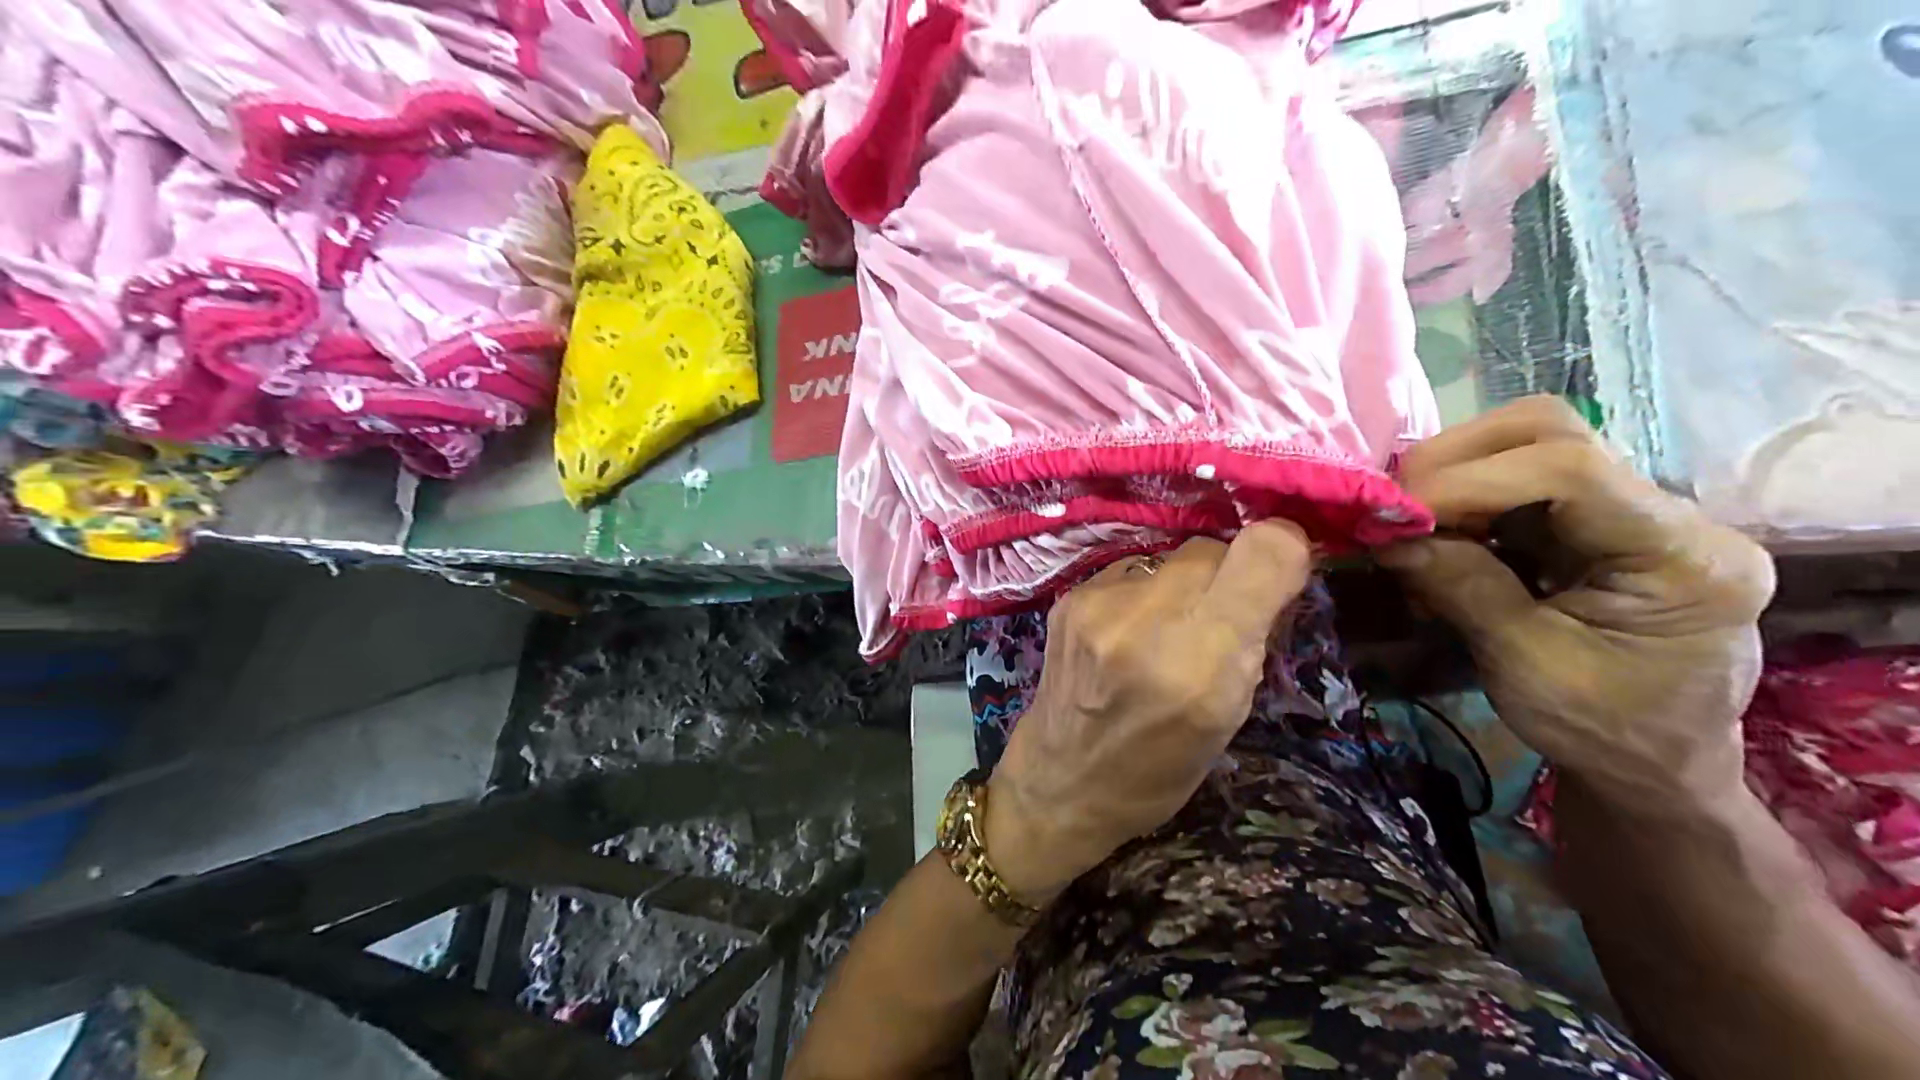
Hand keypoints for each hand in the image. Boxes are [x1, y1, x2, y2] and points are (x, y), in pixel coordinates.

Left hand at [984, 522, 1312, 903]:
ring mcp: (1098, 604)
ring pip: (1170, 556)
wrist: (1061, 780)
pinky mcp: (1069, 597)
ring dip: (1182, 584)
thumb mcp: (1228, 718)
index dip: (1284, 551)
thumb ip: (1253, 639)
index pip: (1264, 554)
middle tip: (1217, 619)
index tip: (1282, 573)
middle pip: (1213, 549)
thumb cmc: (1157, 768)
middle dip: (1228, 576)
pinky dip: (1143, 592)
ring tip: (1167, 630)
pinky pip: (1132, 570)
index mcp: (1201, 665)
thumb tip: (1276, 572)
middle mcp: (1145, 621)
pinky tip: (1129, 630)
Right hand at [1378, 397, 1775, 810]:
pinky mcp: (1591, 524)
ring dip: (1450, 477)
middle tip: (1395, 506)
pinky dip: (1459, 500)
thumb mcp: (1525, 665)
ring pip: (1528, 445)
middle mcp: (1668, 515)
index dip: (1468, 480)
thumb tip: (1388, 535)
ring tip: (1408, 524)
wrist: (1651, 768)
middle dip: (1455, 459)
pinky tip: (1434, 536)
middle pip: (1552, 431)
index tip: (1395, 517)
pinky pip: (1515, 483)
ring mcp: (1629, 513)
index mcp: (1681, 557)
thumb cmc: (1602, 729)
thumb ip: (1461, 588)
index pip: (1571, 469)